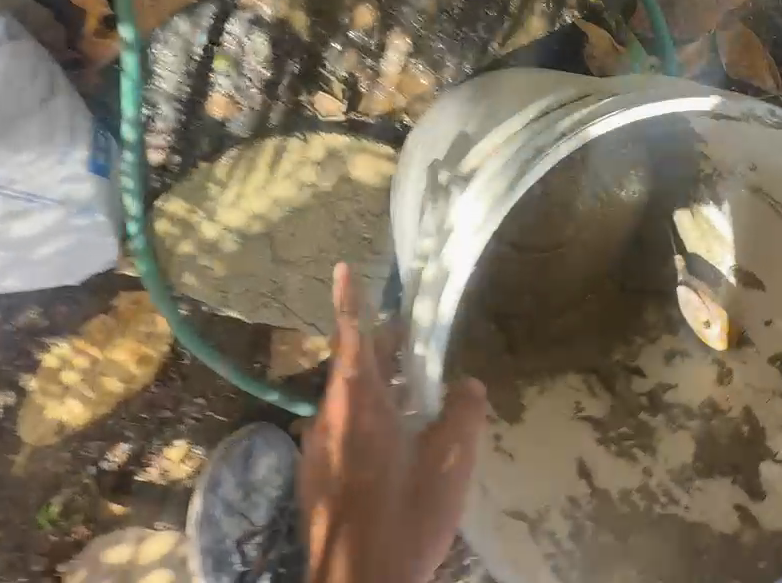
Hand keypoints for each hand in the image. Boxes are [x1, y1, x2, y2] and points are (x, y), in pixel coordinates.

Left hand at [298, 263, 489, 582]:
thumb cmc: (406, 514)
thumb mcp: (451, 460)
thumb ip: (463, 411)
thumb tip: (466, 385)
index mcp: (357, 403)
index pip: (352, 337)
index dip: (348, 300)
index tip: (342, 267)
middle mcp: (328, 419)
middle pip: (353, 368)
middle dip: (383, 351)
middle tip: (415, 346)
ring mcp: (317, 452)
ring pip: (348, 403)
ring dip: (378, 391)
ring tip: (415, 399)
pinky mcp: (315, 480)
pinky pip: (342, 432)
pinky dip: (368, 422)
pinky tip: (396, 448)